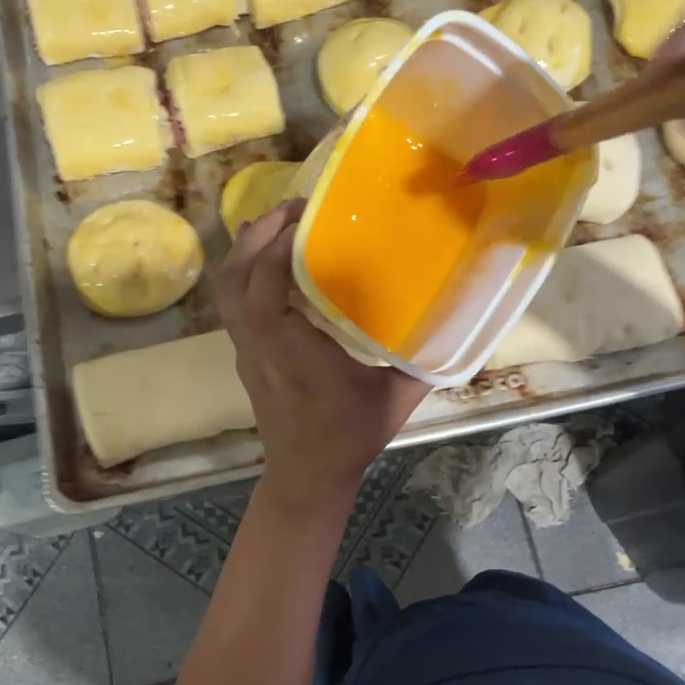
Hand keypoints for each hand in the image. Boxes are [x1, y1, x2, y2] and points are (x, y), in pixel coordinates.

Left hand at [216, 200, 428, 503]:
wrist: (306, 476)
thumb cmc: (351, 438)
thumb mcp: (395, 400)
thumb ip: (423, 359)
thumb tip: (458, 317)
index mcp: (296, 358)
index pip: (263, 295)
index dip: (274, 252)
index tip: (303, 221)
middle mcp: (261, 349)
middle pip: (234, 283)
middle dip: (257, 238)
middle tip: (295, 209)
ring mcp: (246, 352)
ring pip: (226, 292)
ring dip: (245, 252)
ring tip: (279, 224)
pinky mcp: (245, 355)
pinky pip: (232, 304)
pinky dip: (244, 271)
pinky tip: (269, 256)